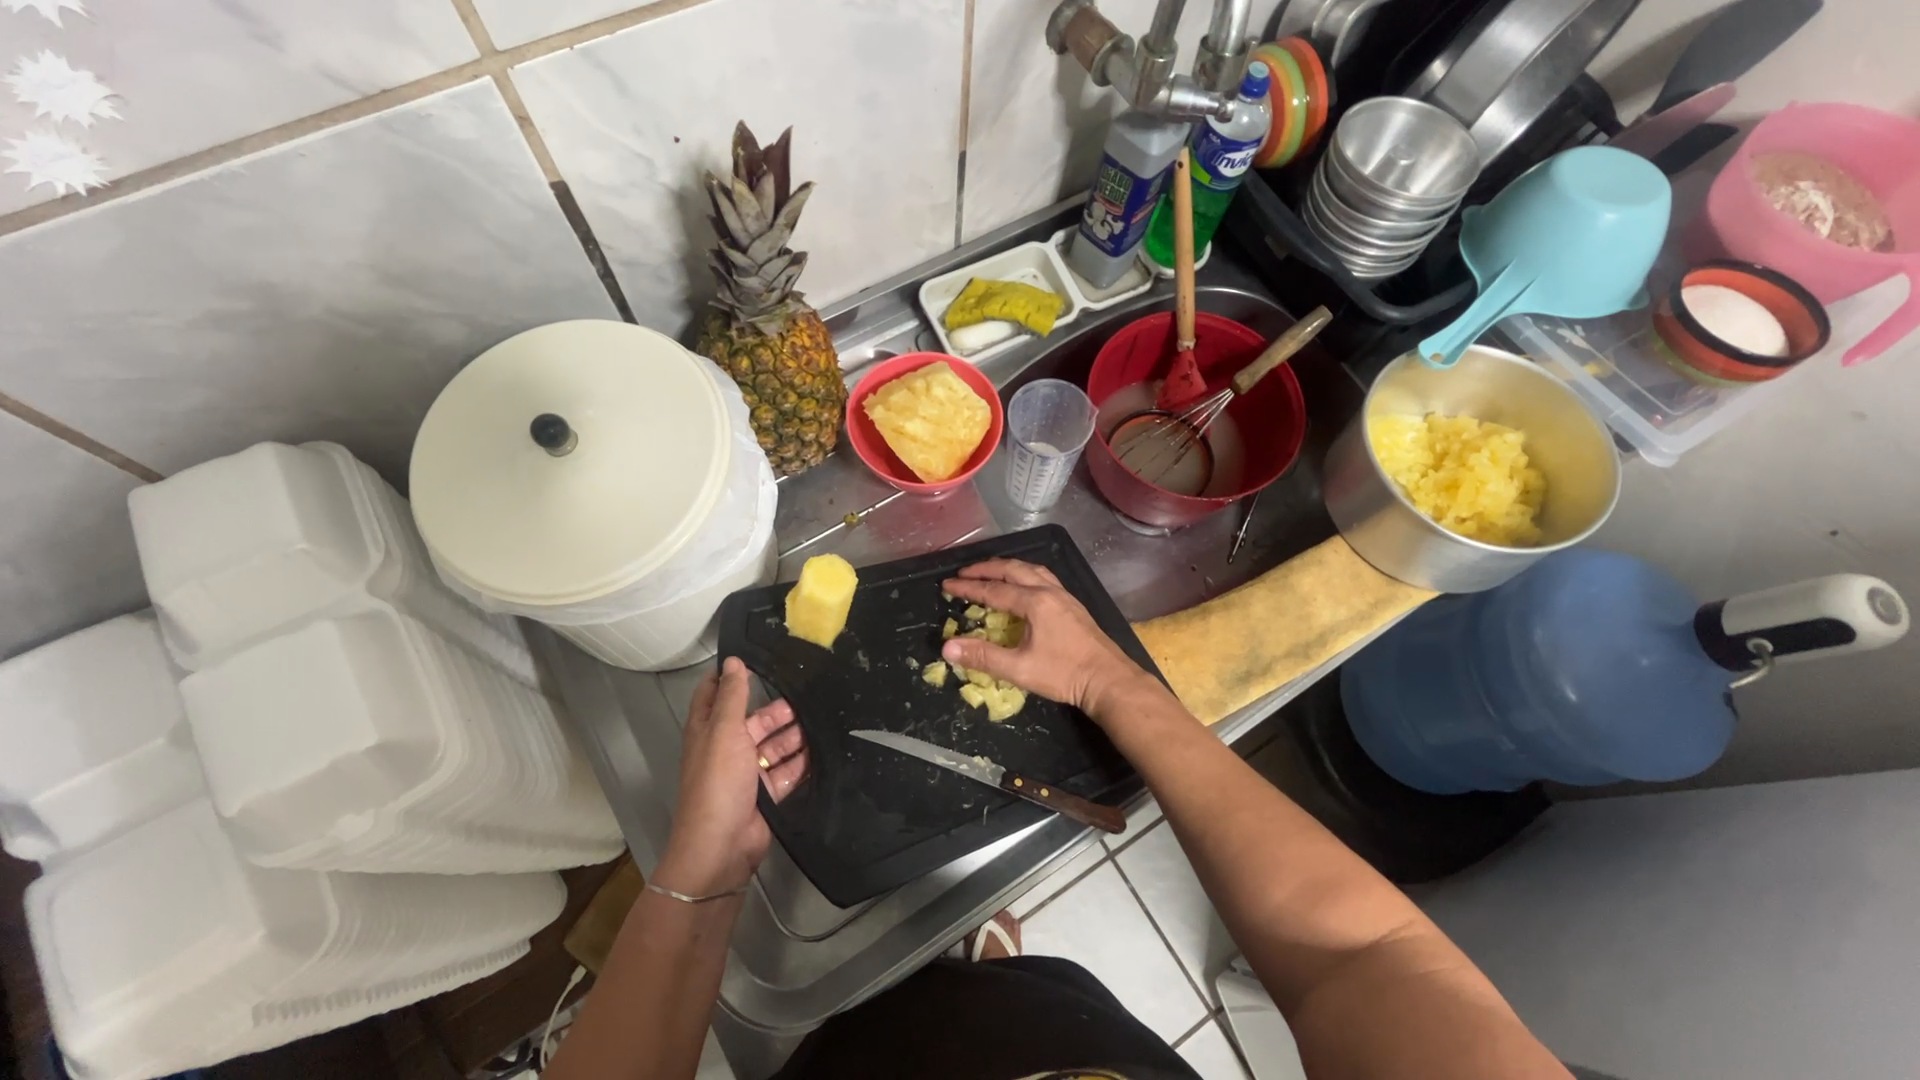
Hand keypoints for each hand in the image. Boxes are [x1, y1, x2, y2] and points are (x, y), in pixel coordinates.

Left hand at [658, 657, 808, 896]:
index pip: (715, 695)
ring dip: (794, 735)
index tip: (756, 657)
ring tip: (823, 719)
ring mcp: (747, 772)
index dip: (730, 676)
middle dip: (776, 709)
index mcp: (708, 731)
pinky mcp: (766, 793)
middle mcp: (726, 748)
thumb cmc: (718, 783)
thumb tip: (734, 661)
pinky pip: (786, 771)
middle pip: (753, 720)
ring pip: (773, 745)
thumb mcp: (724, 732)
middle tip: (809, 693)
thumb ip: (732, 696)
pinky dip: (802, 761)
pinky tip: (823, 748)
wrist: (721, 846)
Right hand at [940, 559, 1159, 721]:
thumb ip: (982, 656)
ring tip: (992, 573)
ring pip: (1032, 570)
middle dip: (986, 569)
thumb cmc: (1064, 675)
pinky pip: (1044, 579)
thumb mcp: (1019, 669)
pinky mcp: (1074, 606)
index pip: (994, 590)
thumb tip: (947, 647)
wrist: (1109, 680)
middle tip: (964, 573)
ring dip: (1008, 568)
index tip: (947, 585)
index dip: (968, 587)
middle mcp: (1050, 592)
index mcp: (1035, 602)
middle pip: (1013, 570)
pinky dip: (1025, 575)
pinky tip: (1025, 587)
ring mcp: (1065, 597)